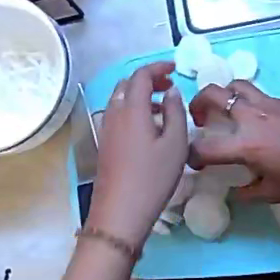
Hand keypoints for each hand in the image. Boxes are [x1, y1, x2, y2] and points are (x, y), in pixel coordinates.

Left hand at [87, 61, 188, 246]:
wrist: (119, 212)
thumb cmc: (152, 178)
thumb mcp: (175, 145)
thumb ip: (175, 113)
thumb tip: (171, 93)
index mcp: (131, 108)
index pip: (141, 75)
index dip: (157, 67)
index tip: (175, 69)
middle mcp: (114, 113)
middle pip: (127, 84)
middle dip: (148, 79)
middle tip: (169, 86)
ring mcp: (106, 129)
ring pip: (120, 99)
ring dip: (139, 95)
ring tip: (162, 106)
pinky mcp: (104, 143)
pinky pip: (117, 114)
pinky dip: (133, 110)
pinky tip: (149, 128)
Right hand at [188, 81, 279, 201]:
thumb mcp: (276, 193)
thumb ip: (250, 192)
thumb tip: (236, 191)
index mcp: (246, 146)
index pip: (204, 147)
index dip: (192, 156)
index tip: (195, 162)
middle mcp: (250, 118)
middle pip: (211, 95)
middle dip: (196, 104)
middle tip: (199, 119)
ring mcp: (266, 104)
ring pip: (233, 85)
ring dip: (221, 95)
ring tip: (224, 110)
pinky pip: (254, 92)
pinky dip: (244, 100)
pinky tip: (254, 118)